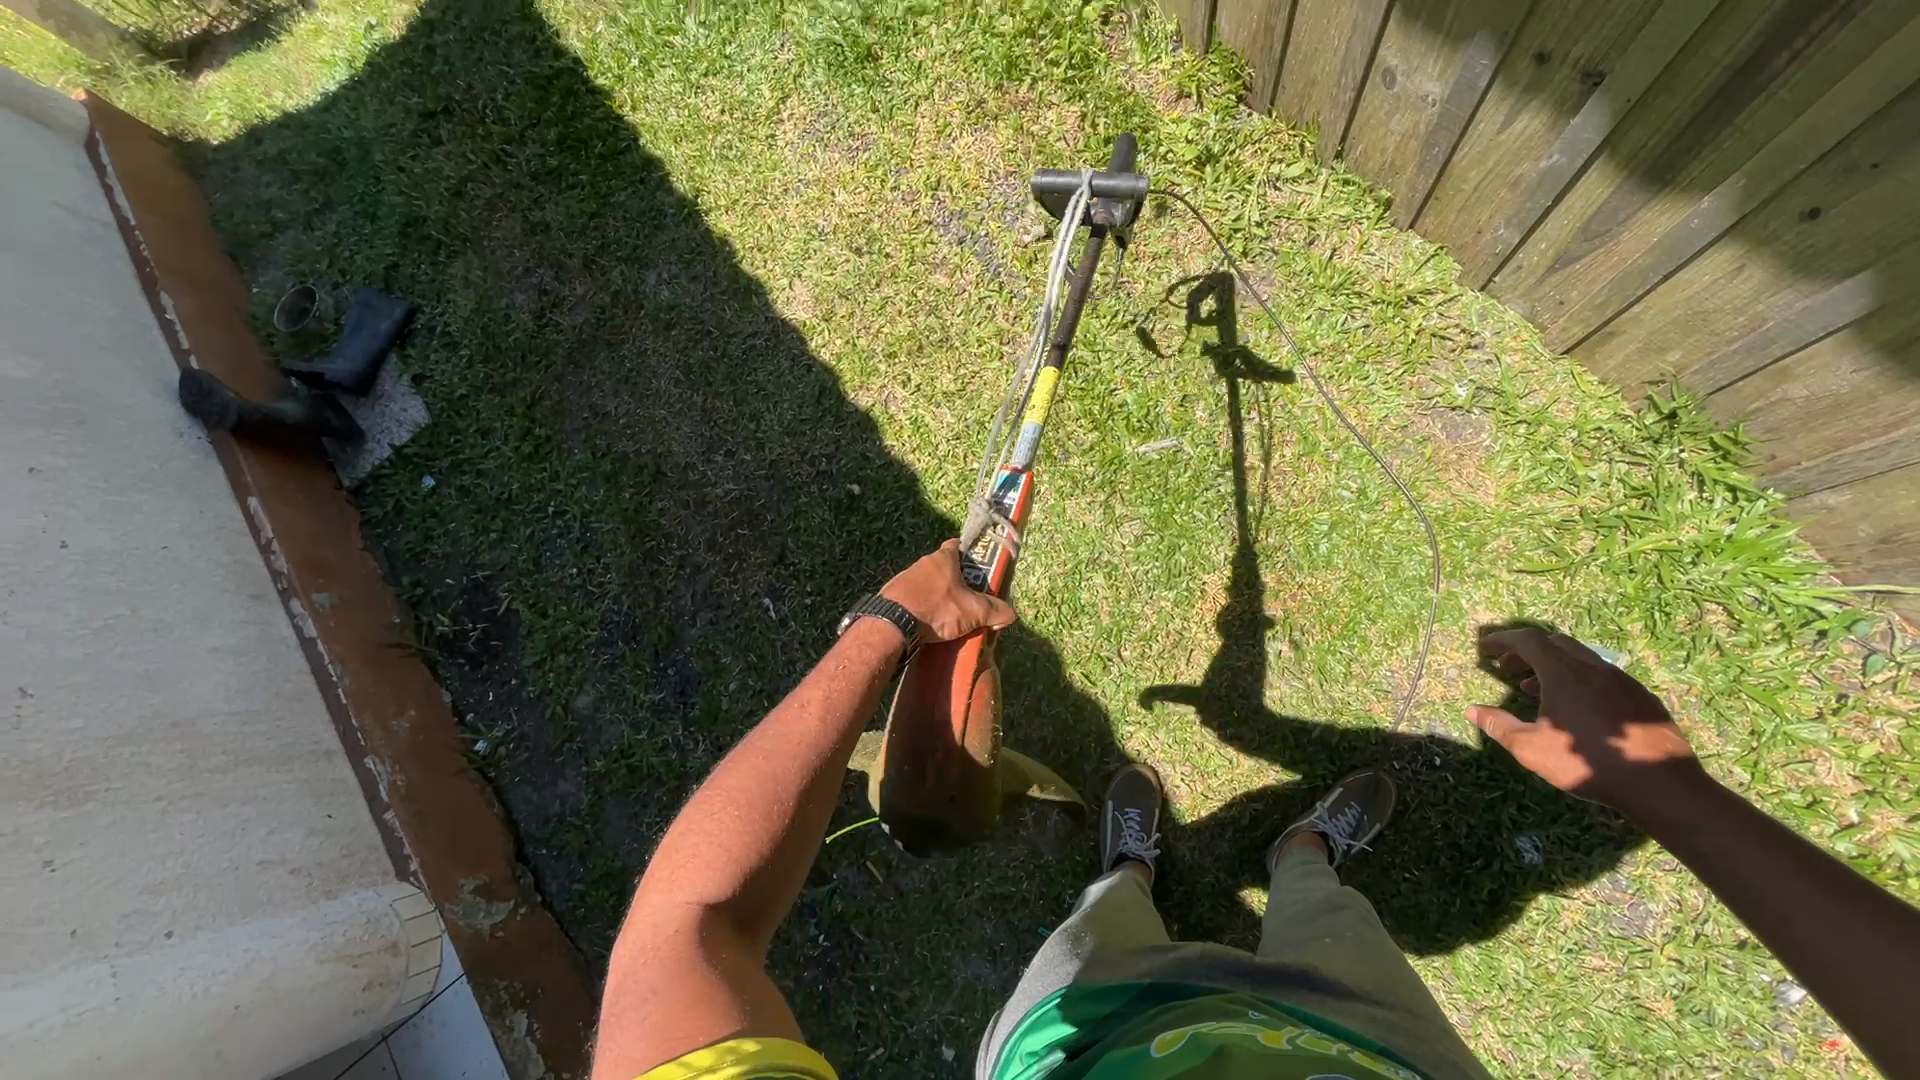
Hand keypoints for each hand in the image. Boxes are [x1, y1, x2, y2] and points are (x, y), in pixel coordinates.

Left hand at [880, 540, 1017, 642]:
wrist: (892, 623)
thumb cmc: (936, 608)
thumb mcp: (973, 611)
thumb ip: (994, 611)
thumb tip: (1010, 614)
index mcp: (943, 559)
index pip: (957, 546)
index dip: (968, 553)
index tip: (976, 566)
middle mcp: (923, 563)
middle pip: (943, 567)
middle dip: (955, 580)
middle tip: (966, 598)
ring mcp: (905, 578)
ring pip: (927, 582)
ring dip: (937, 595)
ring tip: (947, 615)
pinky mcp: (893, 594)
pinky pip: (912, 597)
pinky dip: (921, 606)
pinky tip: (927, 623)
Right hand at [1469, 628, 1703, 817]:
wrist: (1661, 785)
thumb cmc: (1586, 761)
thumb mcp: (1530, 748)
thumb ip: (1498, 725)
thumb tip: (1472, 711)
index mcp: (1564, 673)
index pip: (1528, 641)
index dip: (1502, 640)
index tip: (1485, 649)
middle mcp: (1594, 668)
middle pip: (1554, 643)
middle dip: (1526, 651)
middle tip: (1507, 668)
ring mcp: (1623, 681)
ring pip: (1580, 658)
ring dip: (1552, 666)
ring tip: (1535, 689)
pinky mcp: (1642, 697)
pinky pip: (1602, 676)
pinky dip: (1579, 679)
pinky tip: (1576, 707)